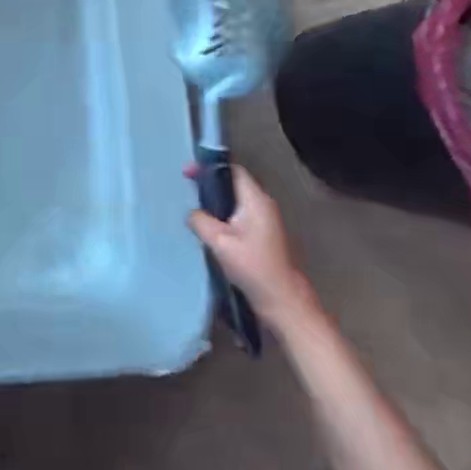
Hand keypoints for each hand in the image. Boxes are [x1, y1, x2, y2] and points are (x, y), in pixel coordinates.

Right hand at [187, 165, 318, 329]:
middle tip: (187, 189)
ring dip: (215, 201)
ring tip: (194, 207)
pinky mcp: (263, 234)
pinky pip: (239, 214)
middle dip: (210, 184)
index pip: (232, 170)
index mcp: (256, 201)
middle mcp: (264, 205)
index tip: (187, 173)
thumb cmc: (253, 267)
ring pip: (235, 200)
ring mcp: (265, 220)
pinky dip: (223, 214)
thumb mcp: (220, 242)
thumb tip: (192, 213)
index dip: (208, 168)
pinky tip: (209, 227)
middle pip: (233, 184)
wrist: (283, 301)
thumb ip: (201, 220)